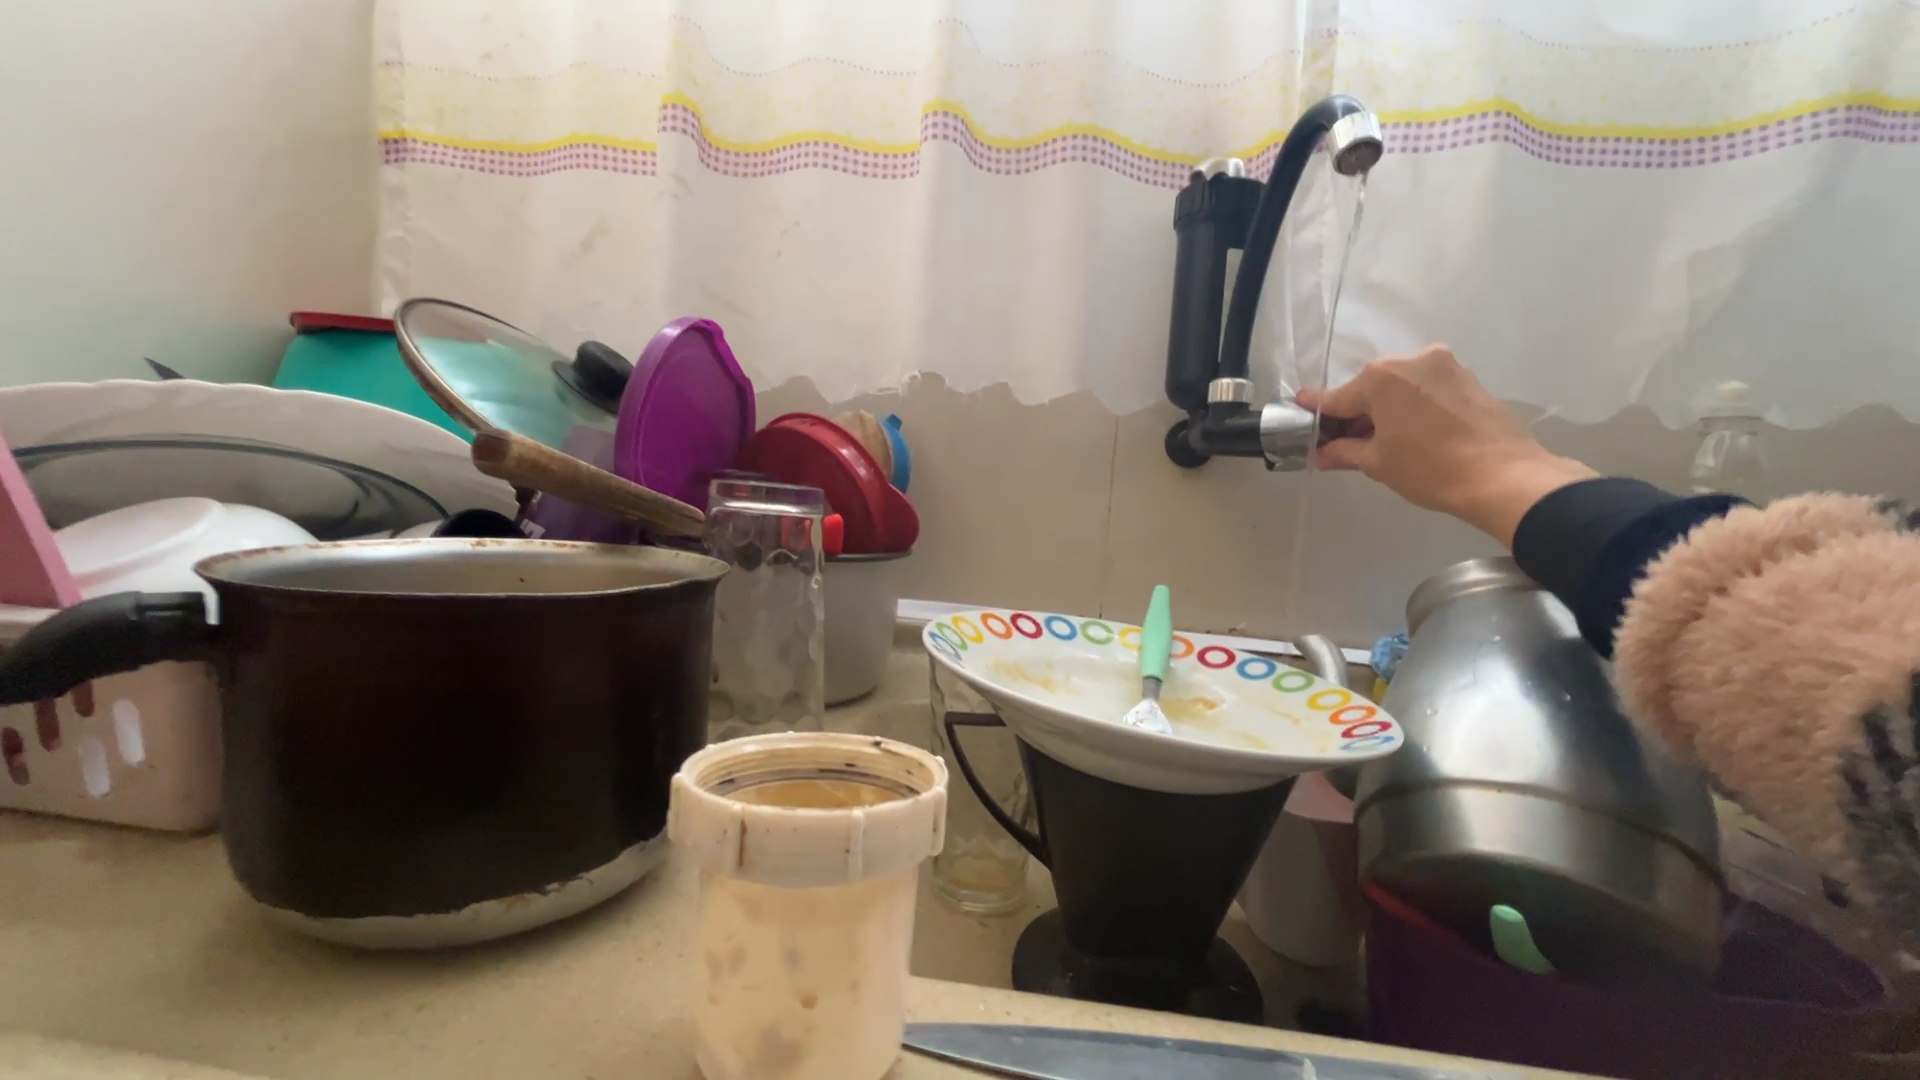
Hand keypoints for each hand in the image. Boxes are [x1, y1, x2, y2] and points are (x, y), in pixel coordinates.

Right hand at [1295, 345, 1596, 545]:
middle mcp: (1410, 360)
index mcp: (1381, 377)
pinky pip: (1424, 388)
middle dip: (1354, 413)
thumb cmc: (1429, 468)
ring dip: (1384, 409)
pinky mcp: (1466, 377)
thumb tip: (1320, 454)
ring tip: (1381, 440)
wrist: (1503, 476)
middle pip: (1368, 388)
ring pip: (1398, 386)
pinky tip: (1410, 432)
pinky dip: (1410, 406)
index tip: (1299, 414)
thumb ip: (1342, 452)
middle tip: (1345, 442)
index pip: (1335, 397)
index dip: (1315, 412)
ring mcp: (1443, 365)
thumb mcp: (1376, 463)